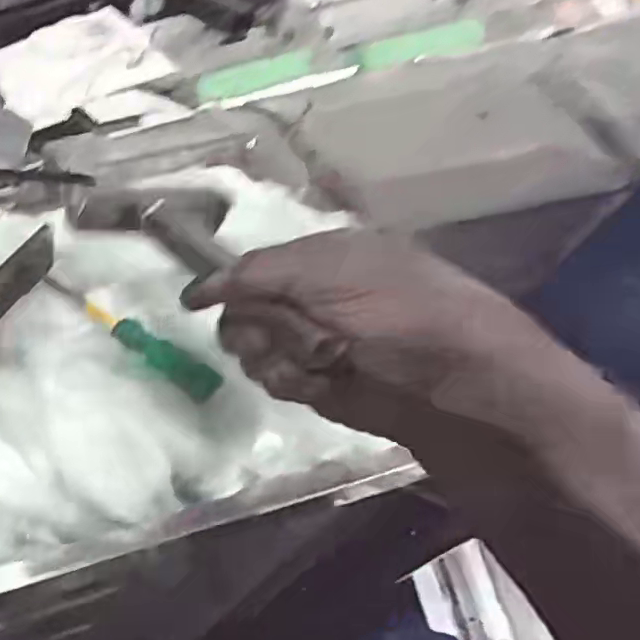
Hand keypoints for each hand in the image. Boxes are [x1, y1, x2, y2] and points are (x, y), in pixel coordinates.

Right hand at [187, 228, 593, 443]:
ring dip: (275, 355)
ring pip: (248, 350)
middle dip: (256, 326)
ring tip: (318, 359)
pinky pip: (267, 377)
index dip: (222, 285)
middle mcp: (305, 298)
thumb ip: (255, 273)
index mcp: (316, 259)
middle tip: (286, 333)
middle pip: (239, 312)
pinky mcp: (306, 380)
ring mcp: (304, 342)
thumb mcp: (326, 270)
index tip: (194, 302)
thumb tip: (194, 293)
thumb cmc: (394, 309)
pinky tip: (319, 380)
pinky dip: (289, 379)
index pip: (247, 268)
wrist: (445, 380)